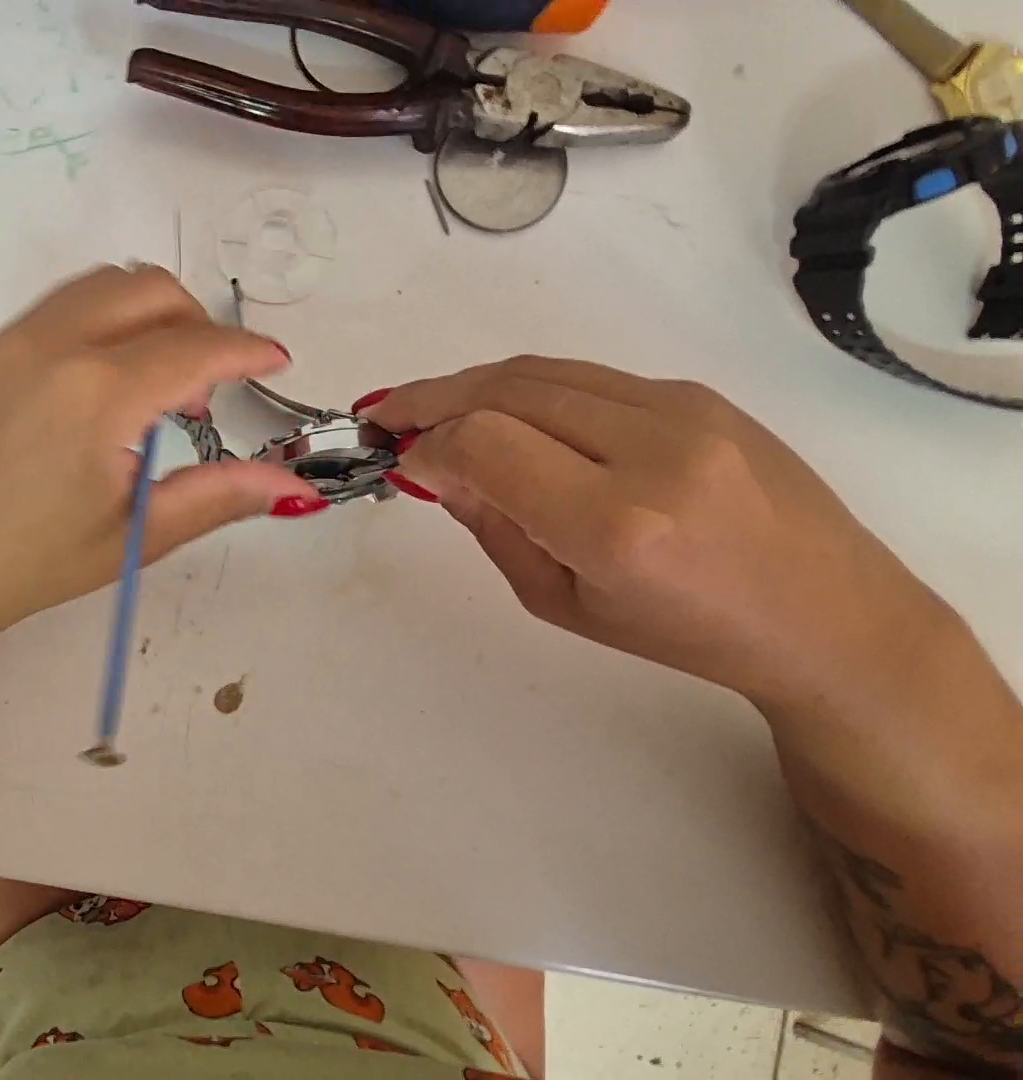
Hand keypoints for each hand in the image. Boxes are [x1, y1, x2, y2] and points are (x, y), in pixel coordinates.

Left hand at [0, 265, 317, 644]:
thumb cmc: (28, 566)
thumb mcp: (132, 537)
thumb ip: (218, 498)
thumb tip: (294, 488)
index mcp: (96, 392)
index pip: (194, 346)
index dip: (245, 351)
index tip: (275, 362)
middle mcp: (52, 346)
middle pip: (149, 290)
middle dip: (197, 322)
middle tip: (211, 385)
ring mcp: (10, 343)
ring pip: (101, 287)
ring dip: (148, 313)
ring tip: (158, 384)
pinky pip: (60, 307)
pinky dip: (102, 320)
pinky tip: (103, 385)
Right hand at [365, 356, 956, 714]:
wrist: (828, 615)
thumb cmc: (683, 633)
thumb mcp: (560, 601)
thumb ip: (492, 526)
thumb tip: (438, 467)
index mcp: (615, 525)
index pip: (485, 445)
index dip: (427, 445)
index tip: (401, 462)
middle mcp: (652, 451)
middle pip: (505, 391)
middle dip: (429, 399)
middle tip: (385, 416)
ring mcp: (684, 410)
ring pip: (540, 371)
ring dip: (469, 384)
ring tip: (425, 407)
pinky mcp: (698, 394)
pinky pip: (582, 377)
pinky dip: (521, 387)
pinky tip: (496, 411)